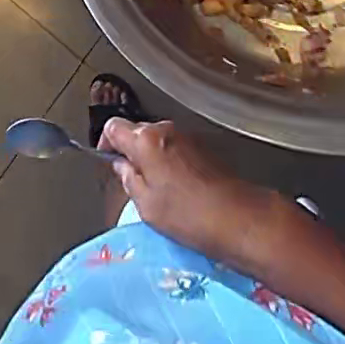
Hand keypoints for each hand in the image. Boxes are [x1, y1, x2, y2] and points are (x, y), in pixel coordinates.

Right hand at [99, 118, 288, 269]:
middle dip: (130, 150)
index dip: (106, 143)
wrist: (237, 217)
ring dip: (150, 156)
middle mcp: (165, 128)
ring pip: (156, 139)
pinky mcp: (202, 145)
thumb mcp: (146, 205)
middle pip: (136, 130)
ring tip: (155, 187)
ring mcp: (186, 134)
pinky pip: (174, 146)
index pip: (113, 126)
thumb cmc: (186, 214)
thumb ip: (128, 179)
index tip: (108, 162)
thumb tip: (121, 166)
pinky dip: (169, 159)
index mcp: (146, 139)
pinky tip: (176, 185)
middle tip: (132, 181)